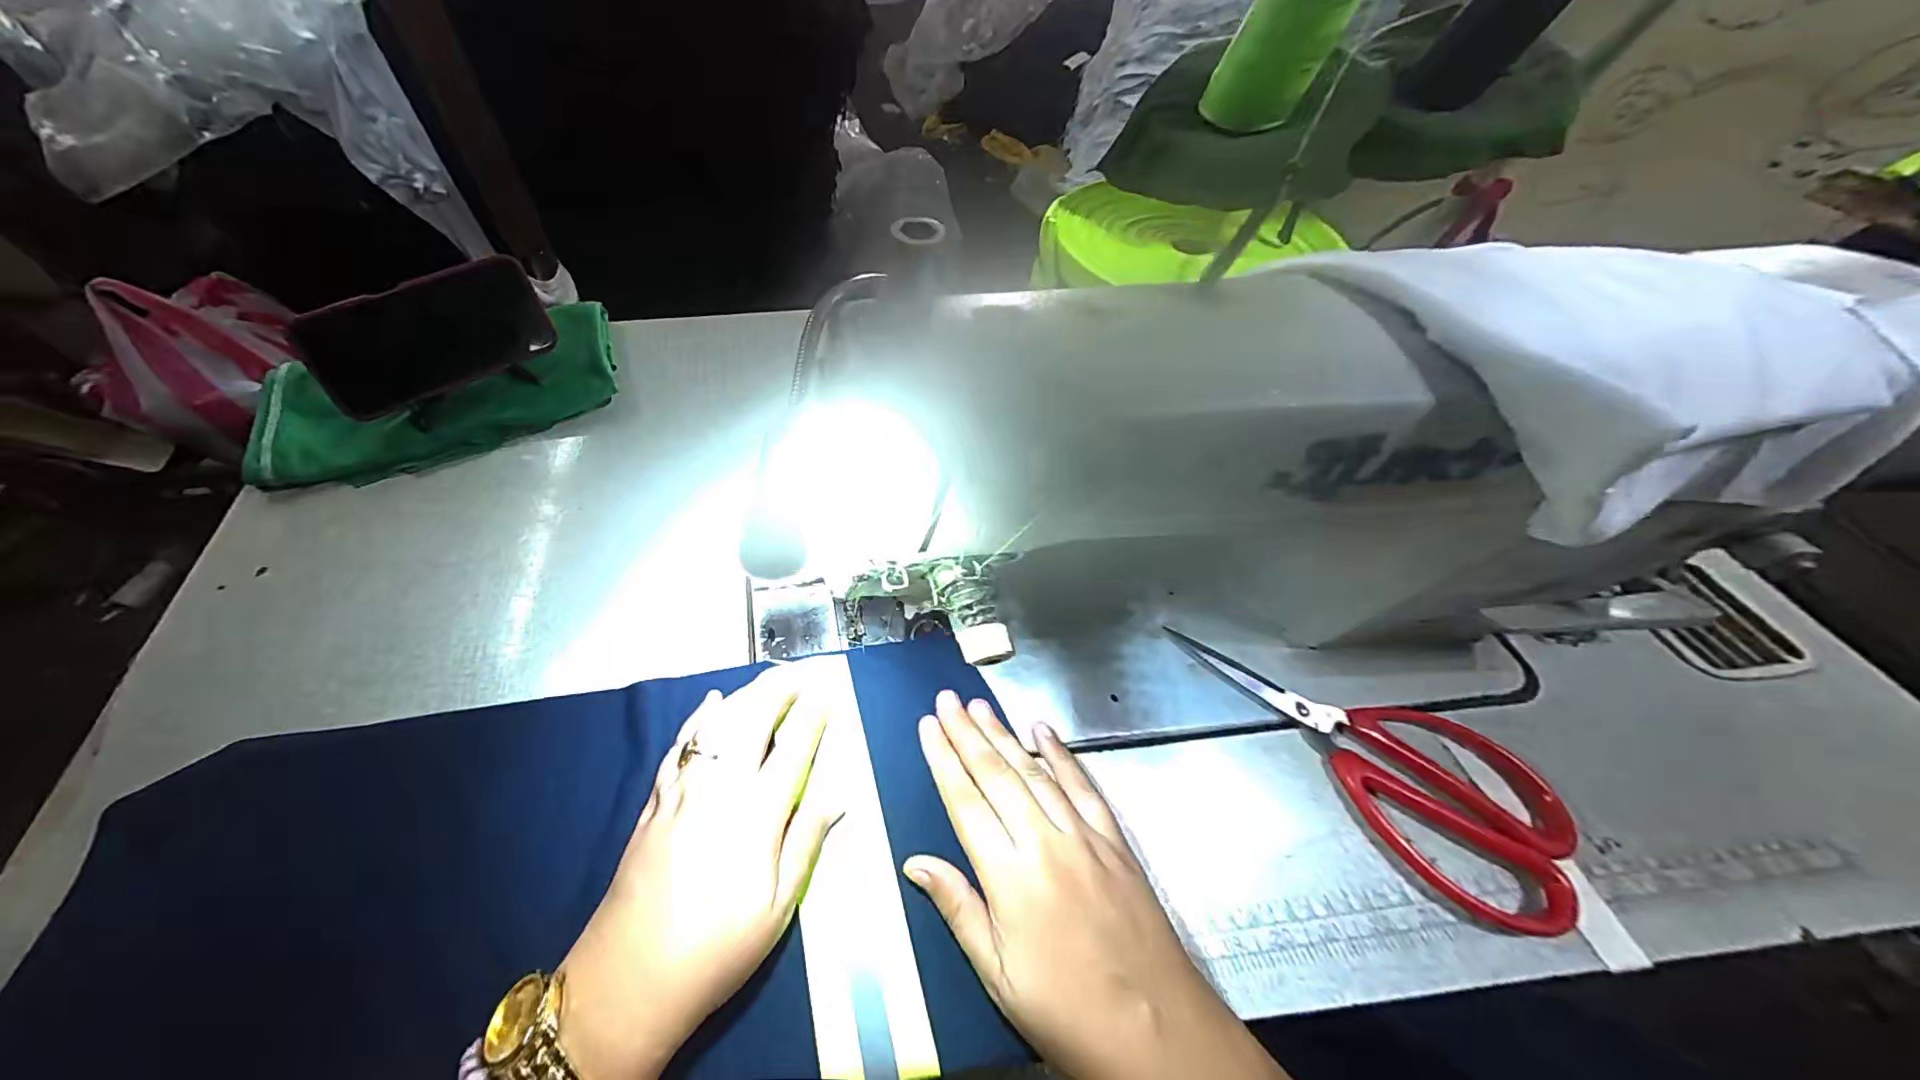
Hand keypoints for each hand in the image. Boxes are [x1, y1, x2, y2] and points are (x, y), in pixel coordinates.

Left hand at [556, 664, 839, 1079]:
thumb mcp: (778, 907)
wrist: (626, 984)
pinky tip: (708, 706)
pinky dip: (696, 721)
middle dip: (776, 692)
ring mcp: (680, 796)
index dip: (811, 720)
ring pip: (713, 729)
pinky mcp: (653, 806)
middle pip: (750, 725)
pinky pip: (678, 750)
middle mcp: (717, 793)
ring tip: (764, 681)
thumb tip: (837, 797)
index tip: (825, 696)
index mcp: (756, 817)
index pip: (791, 751)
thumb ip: (806, 842)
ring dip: (742, 697)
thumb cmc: (716, 950)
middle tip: (797, 672)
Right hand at [905, 692, 1288, 1079]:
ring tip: (981, 707)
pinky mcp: (1115, 841)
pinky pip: (1083, 787)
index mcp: (1010, 877)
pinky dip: (1061, 756)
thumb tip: (916, 863)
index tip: (929, 728)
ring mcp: (1084, 838)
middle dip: (968, 733)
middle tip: (948, 701)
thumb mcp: (997, 972)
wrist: (1154, 1030)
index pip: (966, 802)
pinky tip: (1043, 733)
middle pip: (998, 776)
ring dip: (1005, 736)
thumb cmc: (1066, 1011)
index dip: (944, 761)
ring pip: (1035, 773)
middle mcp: (1046, 844)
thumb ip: (958, 908)